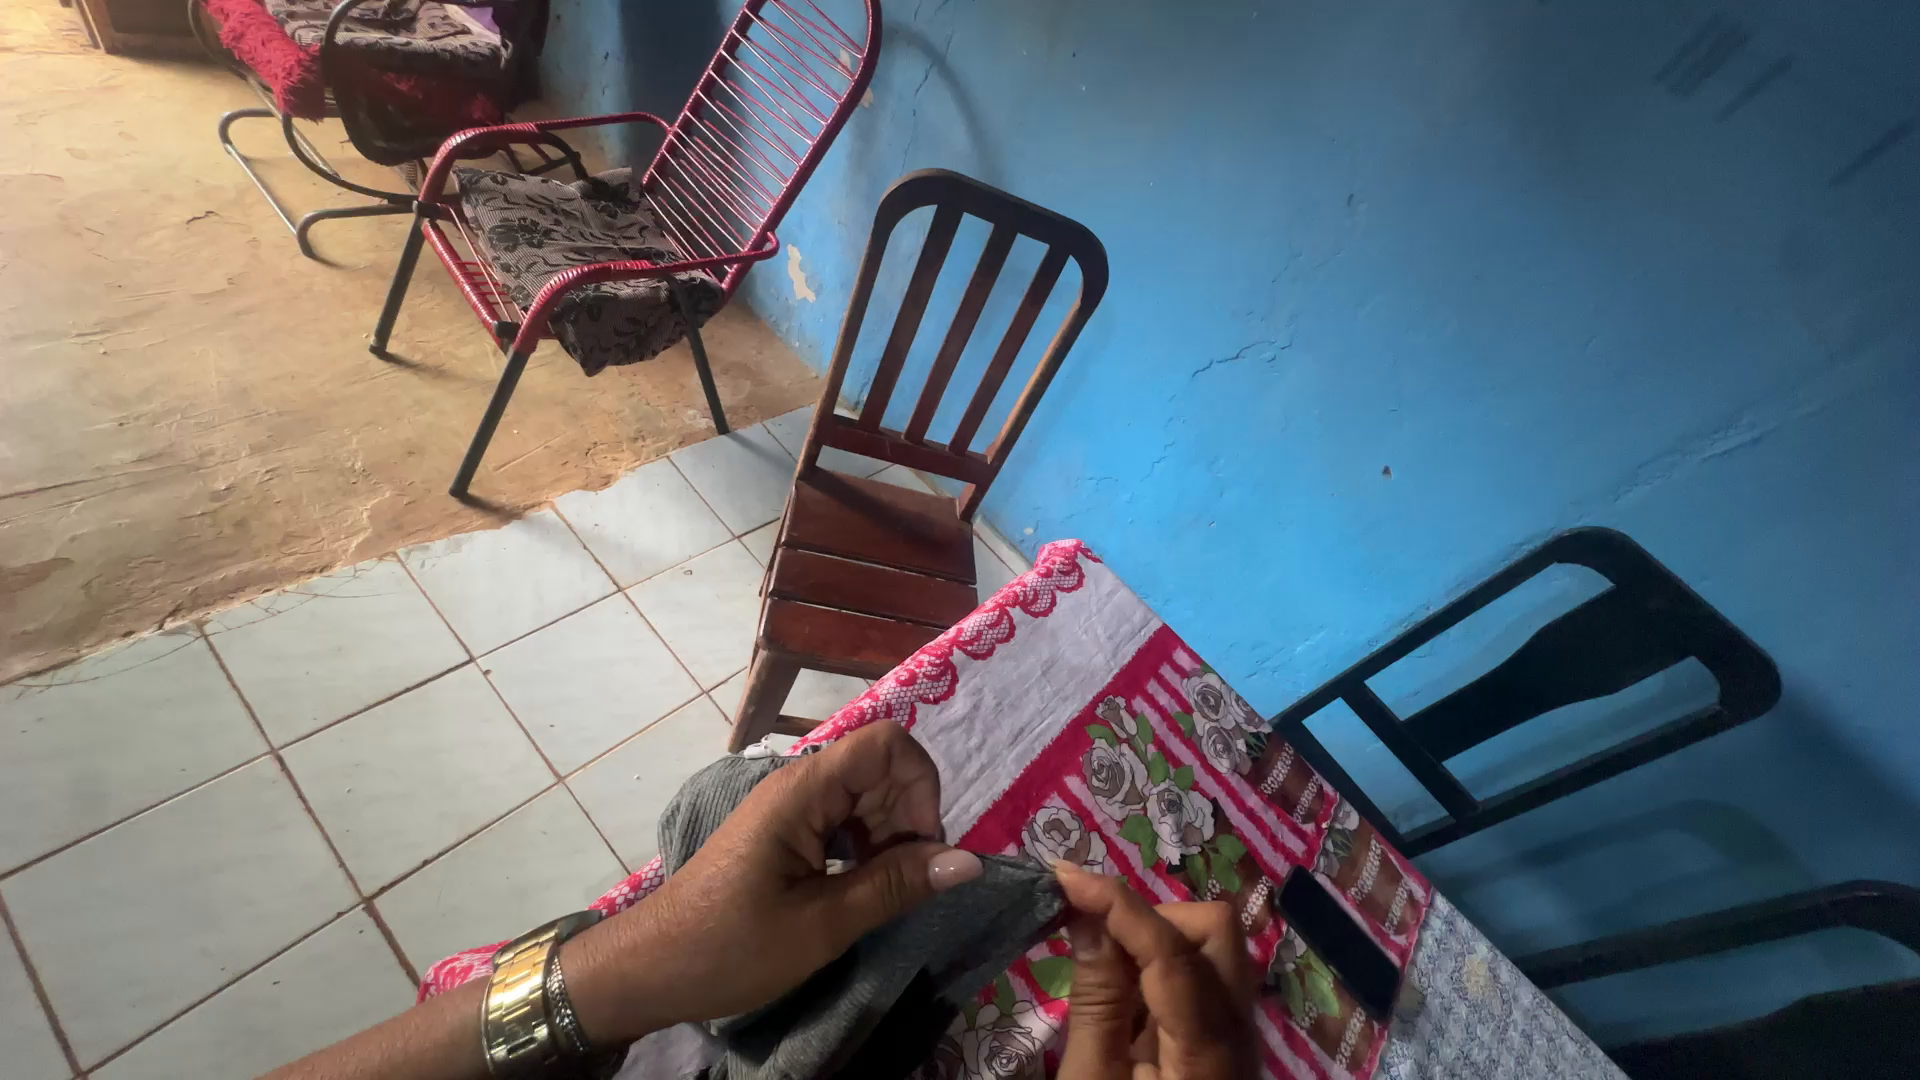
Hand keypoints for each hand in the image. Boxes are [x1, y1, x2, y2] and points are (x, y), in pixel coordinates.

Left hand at [560, 723, 983, 1043]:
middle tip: (904, 880)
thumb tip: (969, 860)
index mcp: (805, 789)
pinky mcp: (790, 826)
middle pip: (883, 768)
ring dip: (890, 835)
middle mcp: (803, 782)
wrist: (649, 970)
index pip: (887, 743)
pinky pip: (847, 816)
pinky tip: (859, 886)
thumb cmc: (729, 946)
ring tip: (881, 890)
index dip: (920, 784)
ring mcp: (795, 803)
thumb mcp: (821, 925)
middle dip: (908, 816)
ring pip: (869, 793)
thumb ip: (896, 885)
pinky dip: (867, 846)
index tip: (922, 846)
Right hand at [1054, 862, 1256, 1079]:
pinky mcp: (1229, 1042)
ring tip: (1107, 966)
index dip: (1118, 903)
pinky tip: (1126, 990)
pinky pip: (1205, 973)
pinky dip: (1164, 959)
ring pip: (1215, 947)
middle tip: (1098, 937)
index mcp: (1207, 1057)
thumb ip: (1096, 998)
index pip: (1173, 953)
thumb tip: (1087, 914)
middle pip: (1218, 934)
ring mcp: (1241, 1038)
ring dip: (1157, 934)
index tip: (1065, 876)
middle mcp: (1241, 1036)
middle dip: (1153, 916)